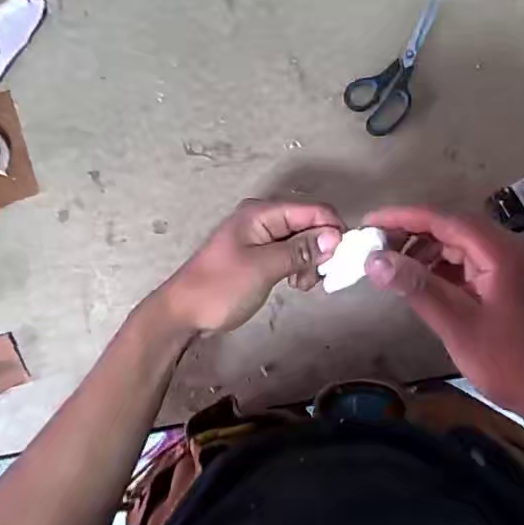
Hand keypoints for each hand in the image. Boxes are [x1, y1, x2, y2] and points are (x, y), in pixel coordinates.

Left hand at [151, 199, 343, 334]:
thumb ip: (300, 250)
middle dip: (322, 248)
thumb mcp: (263, 267)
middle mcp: (265, 219)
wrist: (183, 314)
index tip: (340, 260)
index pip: (314, 210)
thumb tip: (335, 237)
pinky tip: (296, 284)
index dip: (333, 231)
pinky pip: (292, 253)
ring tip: (302, 284)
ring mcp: (263, 237)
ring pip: (305, 241)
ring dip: (311, 261)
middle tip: (317, 277)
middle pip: (311, 224)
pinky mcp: (262, 255)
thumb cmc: (219, 288)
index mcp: (262, 213)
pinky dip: (300, 267)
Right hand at [362, 205, 523, 425]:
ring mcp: (516, 264)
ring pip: (462, 246)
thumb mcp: (456, 324)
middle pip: (454, 228)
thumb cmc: (509, 362)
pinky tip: (423, 283)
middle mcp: (511, 248)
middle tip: (375, 247)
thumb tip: (374, 260)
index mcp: (501, 250)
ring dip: (428, 253)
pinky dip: (446, 269)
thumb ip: (415, 286)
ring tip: (393, 268)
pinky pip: (473, 264)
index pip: (444, 219)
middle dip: (412, 235)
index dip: (403, 217)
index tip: (369, 221)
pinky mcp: (514, 282)